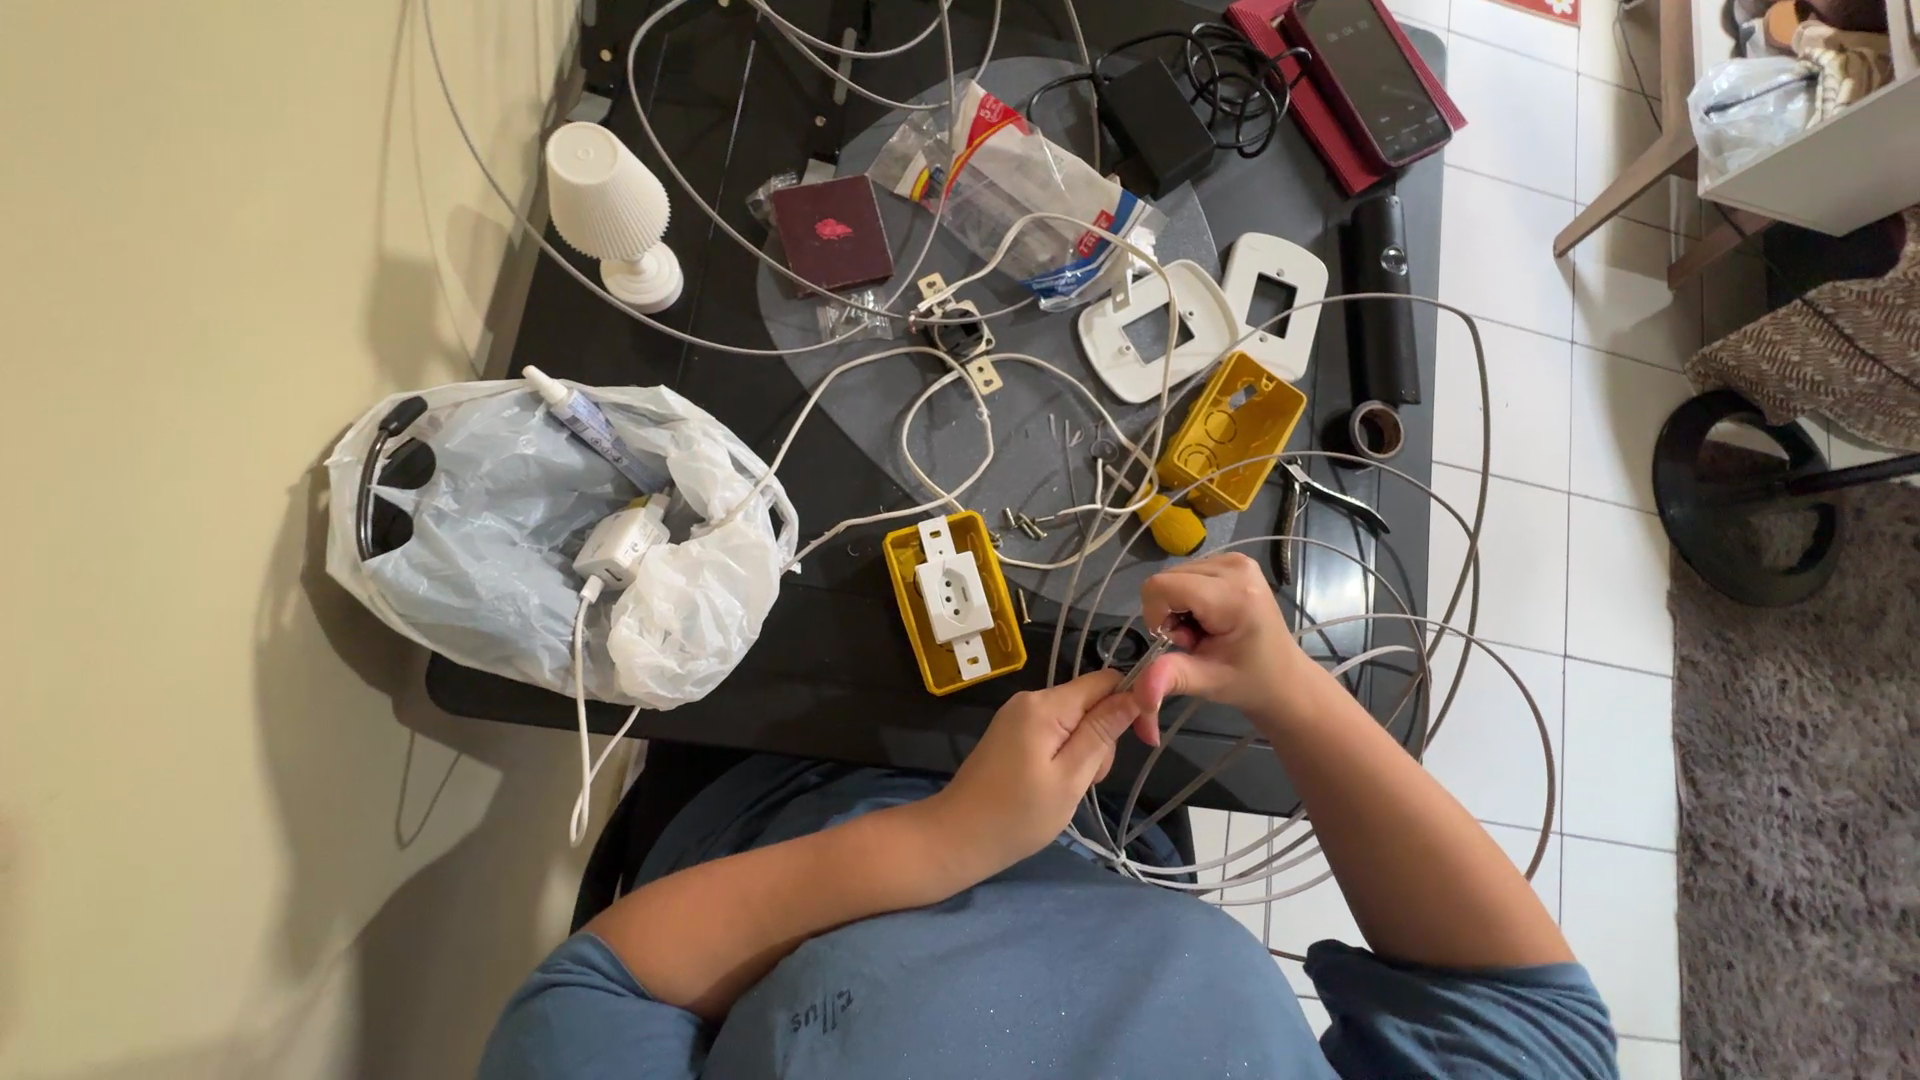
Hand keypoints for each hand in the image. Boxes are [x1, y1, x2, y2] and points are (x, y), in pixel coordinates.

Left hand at [930, 671, 1143, 874]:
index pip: (1105, 681)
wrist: (957, 837)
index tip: (1146, 741)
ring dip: (1084, 753)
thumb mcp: (1071, 777)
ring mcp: (1018, 715)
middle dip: (1102, 739)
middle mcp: (1030, 699)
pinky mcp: (1012, 732)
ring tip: (1066, 789)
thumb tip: (1135, 694)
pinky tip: (1053, 784)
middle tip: (1087, 781)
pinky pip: (1054, 732)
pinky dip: (1064, 756)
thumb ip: (1102, 733)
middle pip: (1090, 702)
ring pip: (1074, 721)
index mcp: (1045, 705)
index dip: (1133, 704)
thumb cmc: (1018, 815)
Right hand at [1132, 552, 1314, 729]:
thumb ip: (1172, 677)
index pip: (1161, 586)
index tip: (1180, 641)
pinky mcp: (1233, 560)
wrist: (1285, 678)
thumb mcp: (1208, 682)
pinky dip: (1187, 597)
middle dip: (1169, 612)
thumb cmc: (1249, 681)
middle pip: (1165, 579)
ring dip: (1178, 606)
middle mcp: (1235, 566)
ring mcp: (1235, 560)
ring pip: (1173, 575)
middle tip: (1196, 640)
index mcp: (1233, 594)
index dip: (1156, 615)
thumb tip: (1141, 691)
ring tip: (1204, 631)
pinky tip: (1209, 618)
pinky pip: (1187, 573)